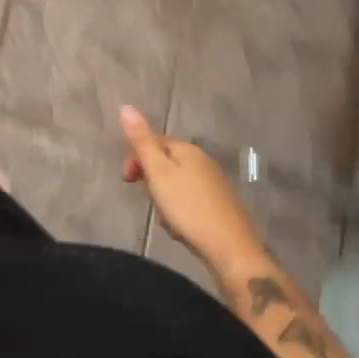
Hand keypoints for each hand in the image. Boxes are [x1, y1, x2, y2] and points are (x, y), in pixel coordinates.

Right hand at [119, 105, 264, 269]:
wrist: (232, 251)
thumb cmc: (188, 208)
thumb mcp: (158, 172)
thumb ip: (141, 140)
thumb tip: (126, 106)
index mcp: (188, 150)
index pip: (153, 141)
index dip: (135, 157)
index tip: (127, 179)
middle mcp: (204, 161)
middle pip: (165, 160)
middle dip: (150, 177)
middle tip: (148, 198)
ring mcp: (215, 184)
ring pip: (176, 181)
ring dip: (164, 194)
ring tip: (164, 215)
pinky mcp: (221, 205)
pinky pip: (190, 197)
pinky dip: (179, 207)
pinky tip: (180, 224)